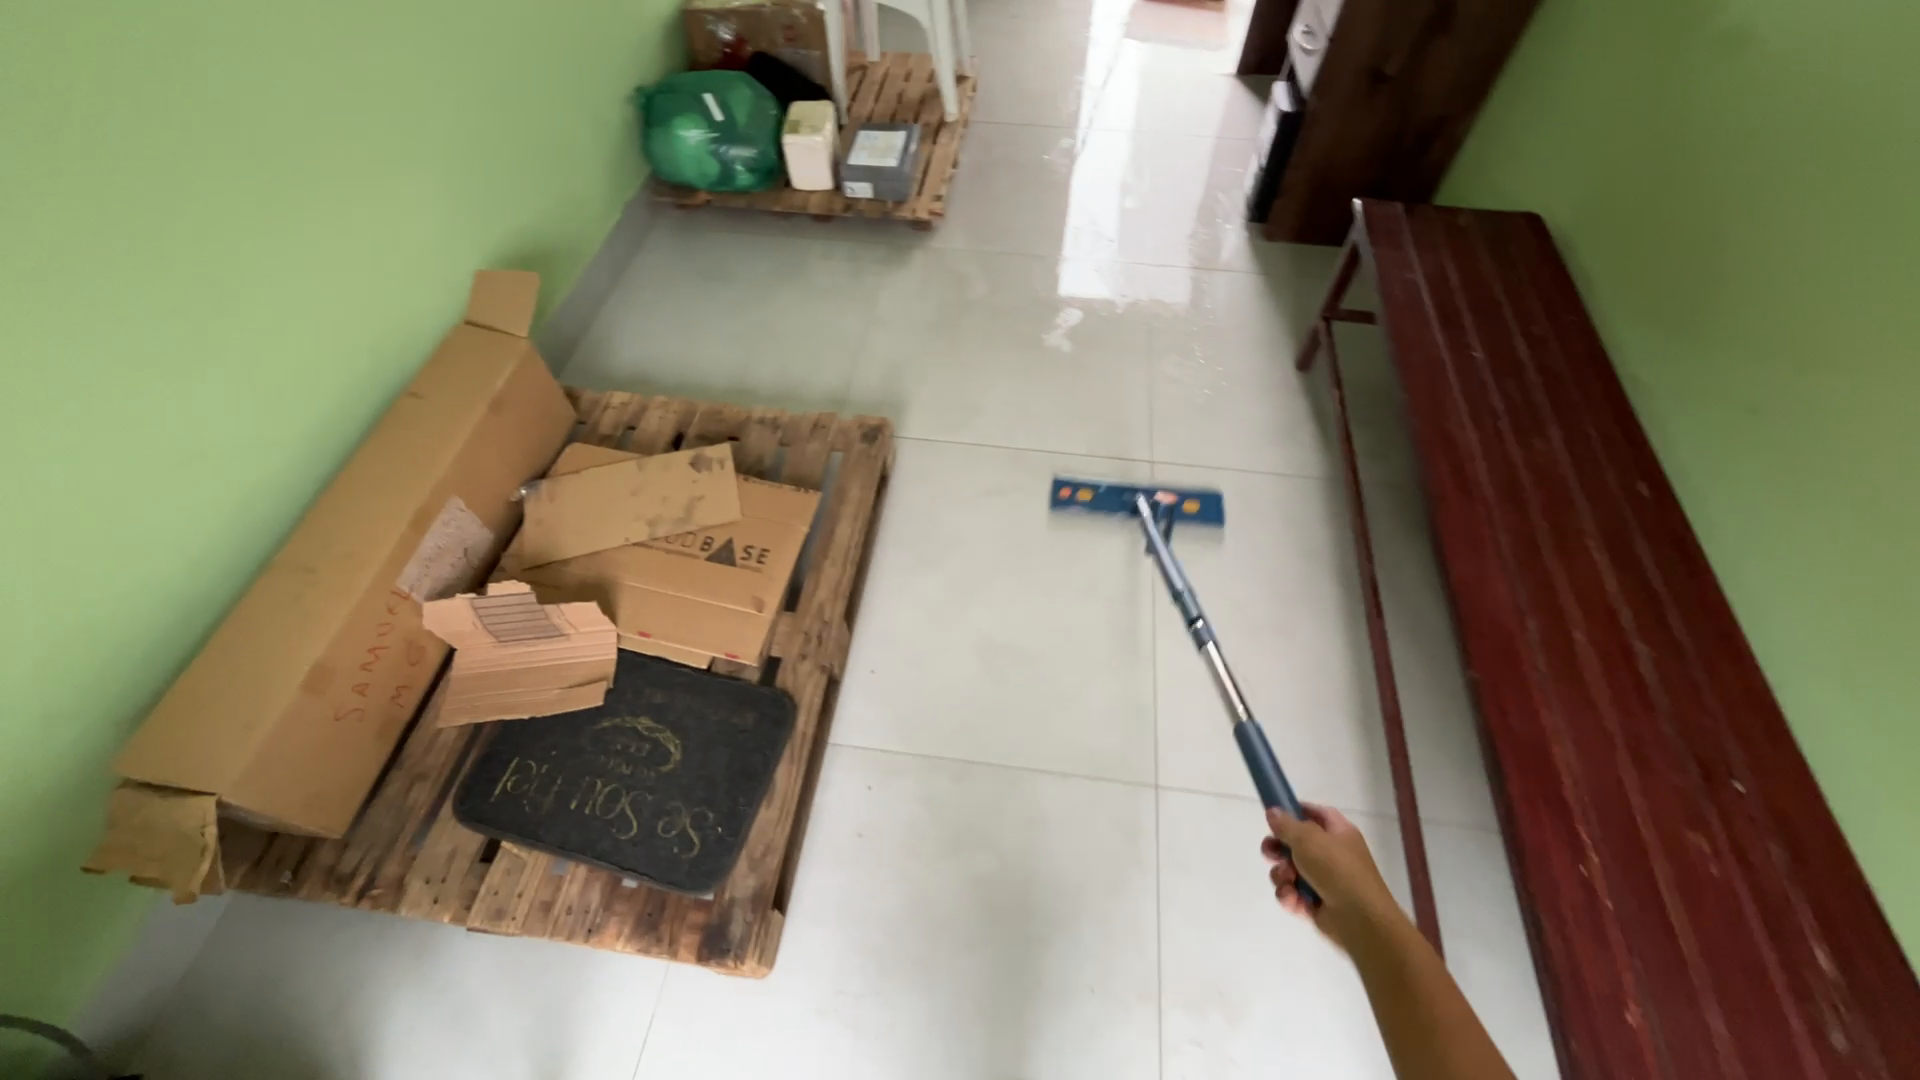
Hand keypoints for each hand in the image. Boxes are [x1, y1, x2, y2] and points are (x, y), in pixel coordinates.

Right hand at [1262, 803, 1402, 952]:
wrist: (1360, 921)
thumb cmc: (1337, 870)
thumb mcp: (1308, 838)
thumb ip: (1286, 824)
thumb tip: (1273, 813)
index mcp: (1338, 833)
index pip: (1315, 813)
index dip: (1294, 811)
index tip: (1273, 815)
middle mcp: (1331, 854)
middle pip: (1295, 843)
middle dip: (1277, 849)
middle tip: (1270, 854)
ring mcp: (1324, 880)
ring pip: (1289, 870)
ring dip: (1282, 875)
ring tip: (1288, 882)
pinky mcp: (1316, 903)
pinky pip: (1292, 893)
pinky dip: (1290, 896)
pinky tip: (1294, 900)